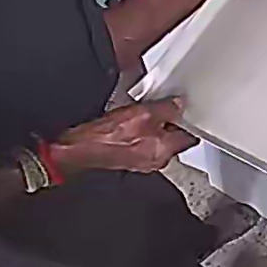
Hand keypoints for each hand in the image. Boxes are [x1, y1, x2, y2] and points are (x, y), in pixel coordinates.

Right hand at [51, 98, 198, 175]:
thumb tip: (179, 105)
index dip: (191, 123)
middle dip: (173, 124)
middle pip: (174, 139)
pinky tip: (132, 123)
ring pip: (158, 140)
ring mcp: (142, 161)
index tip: (191, 112)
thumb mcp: (144, 114)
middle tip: (170, 108)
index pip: (190, 138)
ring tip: (149, 114)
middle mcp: (156, 160)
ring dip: (156, 127)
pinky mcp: (127, 157)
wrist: (75, 150)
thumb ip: (167, 109)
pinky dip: (142, 133)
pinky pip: (143, 143)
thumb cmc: (106, 137)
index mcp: (165, 151)